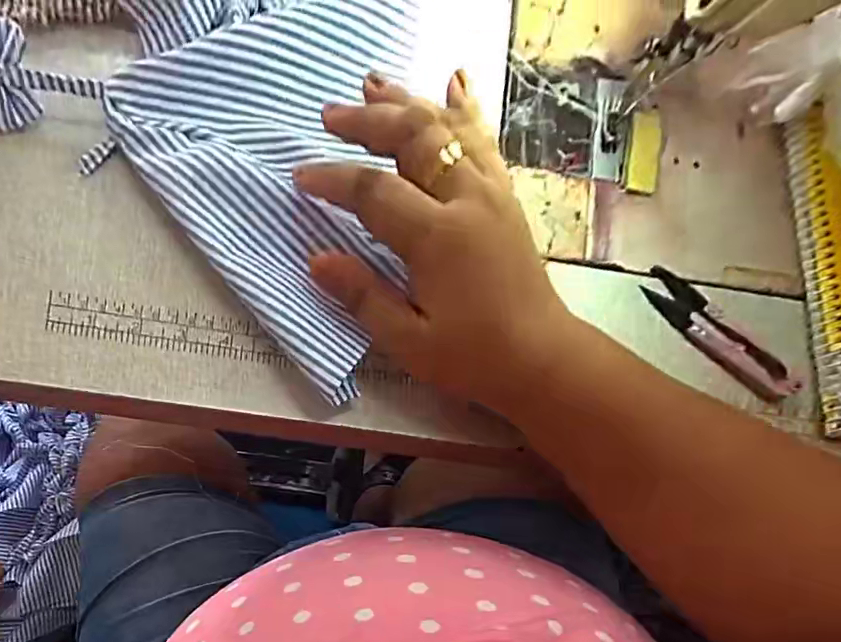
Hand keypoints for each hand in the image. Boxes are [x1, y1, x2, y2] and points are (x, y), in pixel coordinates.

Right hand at [294, 71, 580, 417]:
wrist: (539, 357)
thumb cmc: (471, 358)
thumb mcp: (408, 341)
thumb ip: (363, 297)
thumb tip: (317, 261)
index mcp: (438, 238)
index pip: (374, 192)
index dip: (334, 180)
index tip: (301, 177)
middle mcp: (467, 200)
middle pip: (412, 139)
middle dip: (368, 122)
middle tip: (330, 116)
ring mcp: (492, 193)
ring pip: (447, 129)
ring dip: (407, 103)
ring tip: (372, 85)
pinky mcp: (505, 198)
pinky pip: (482, 140)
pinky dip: (462, 109)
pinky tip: (452, 84)